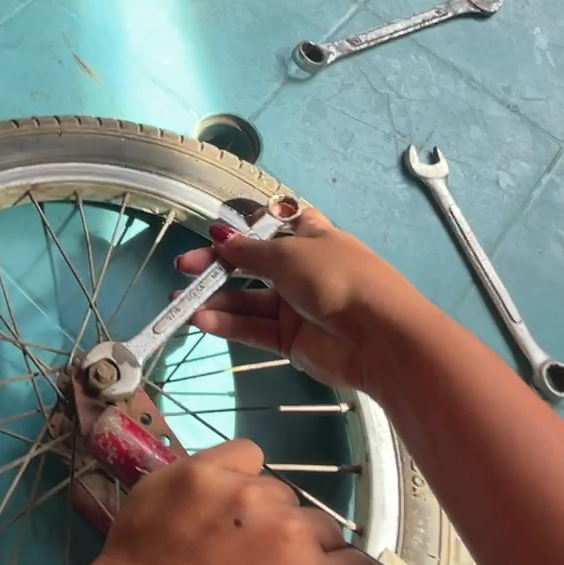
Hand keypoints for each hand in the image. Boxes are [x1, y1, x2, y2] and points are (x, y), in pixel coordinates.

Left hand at [72, 439, 378, 564]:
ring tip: (236, 536)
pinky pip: (242, 454)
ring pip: (281, 493)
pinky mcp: (200, 467)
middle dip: (307, 551)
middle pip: (322, 528)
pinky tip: (221, 495)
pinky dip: (240, 471)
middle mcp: (285, 528)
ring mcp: (239, 490)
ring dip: (270, 513)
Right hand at [174, 208, 437, 389]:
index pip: (269, 226)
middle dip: (217, 264)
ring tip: (182, 302)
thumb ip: (249, 251)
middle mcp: (299, 267)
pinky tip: (203, 320)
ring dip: (216, 299)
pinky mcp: (290, 338)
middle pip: (250, 263)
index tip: (213, 232)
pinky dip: (228, 324)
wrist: (381, 337)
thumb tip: (221, 238)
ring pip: (247, 299)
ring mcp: (294, 304)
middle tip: (184, 267)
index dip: (242, 228)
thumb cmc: (337, 277)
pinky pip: (253, 328)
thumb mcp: (289, 254)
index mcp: (308, 236)